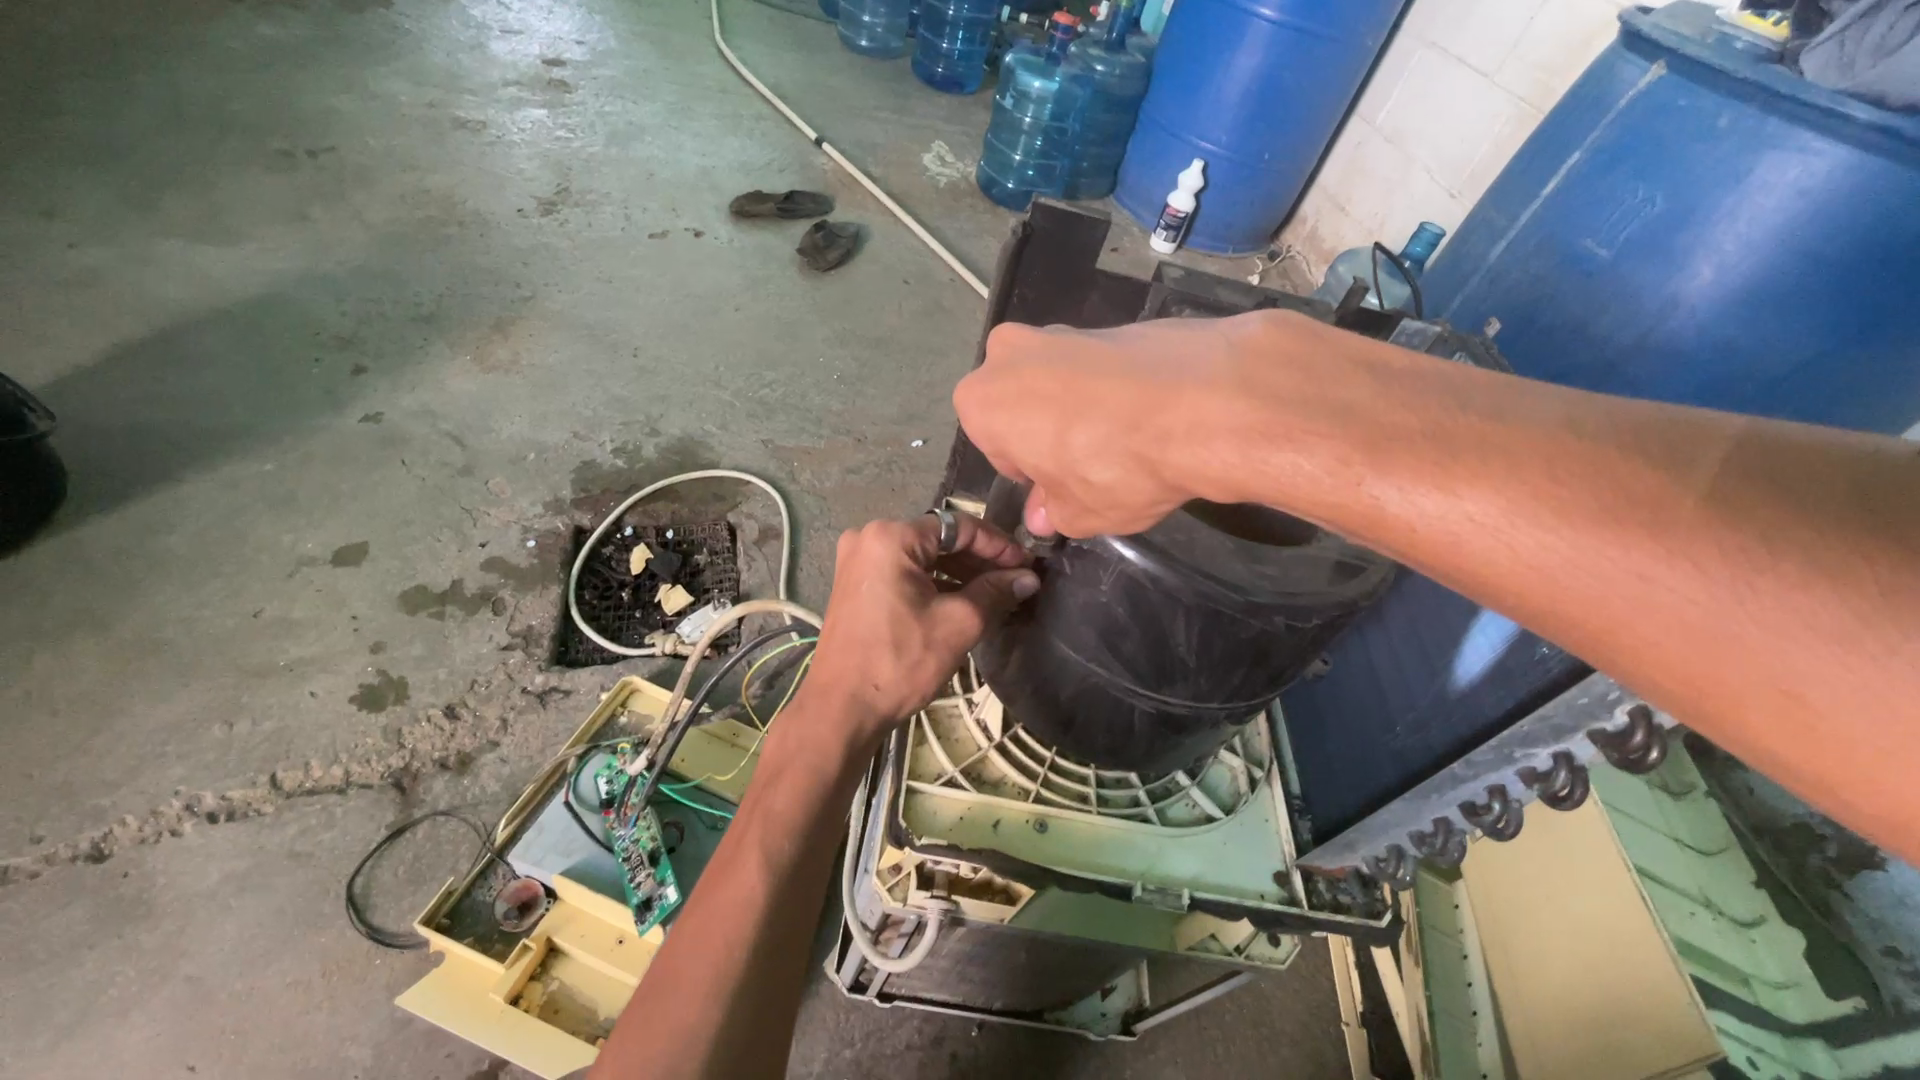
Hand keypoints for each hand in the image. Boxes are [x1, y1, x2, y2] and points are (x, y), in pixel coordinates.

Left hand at [800, 514, 1037, 740]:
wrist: (842, 708)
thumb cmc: (900, 662)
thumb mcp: (958, 624)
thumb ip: (995, 593)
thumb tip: (1028, 578)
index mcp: (891, 537)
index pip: (959, 527)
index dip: (998, 546)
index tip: (1027, 564)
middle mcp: (868, 537)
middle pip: (939, 539)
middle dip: (979, 560)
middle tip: (1016, 580)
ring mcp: (857, 561)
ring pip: (922, 557)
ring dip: (959, 573)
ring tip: (997, 594)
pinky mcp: (855, 584)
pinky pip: (904, 572)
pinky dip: (934, 583)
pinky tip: (964, 601)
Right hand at [953, 312, 1299, 537]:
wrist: (1206, 403)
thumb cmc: (1115, 465)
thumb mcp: (1077, 513)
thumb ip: (1052, 512)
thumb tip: (1044, 514)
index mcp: (983, 401)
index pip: (995, 447)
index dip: (1029, 474)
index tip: (1058, 489)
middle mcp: (1011, 354)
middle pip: (1022, 404)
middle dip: (1048, 433)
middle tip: (1089, 466)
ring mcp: (1066, 331)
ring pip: (1061, 382)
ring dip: (1081, 410)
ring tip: (1127, 443)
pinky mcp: (1116, 324)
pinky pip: (1103, 368)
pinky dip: (1117, 391)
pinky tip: (1151, 416)